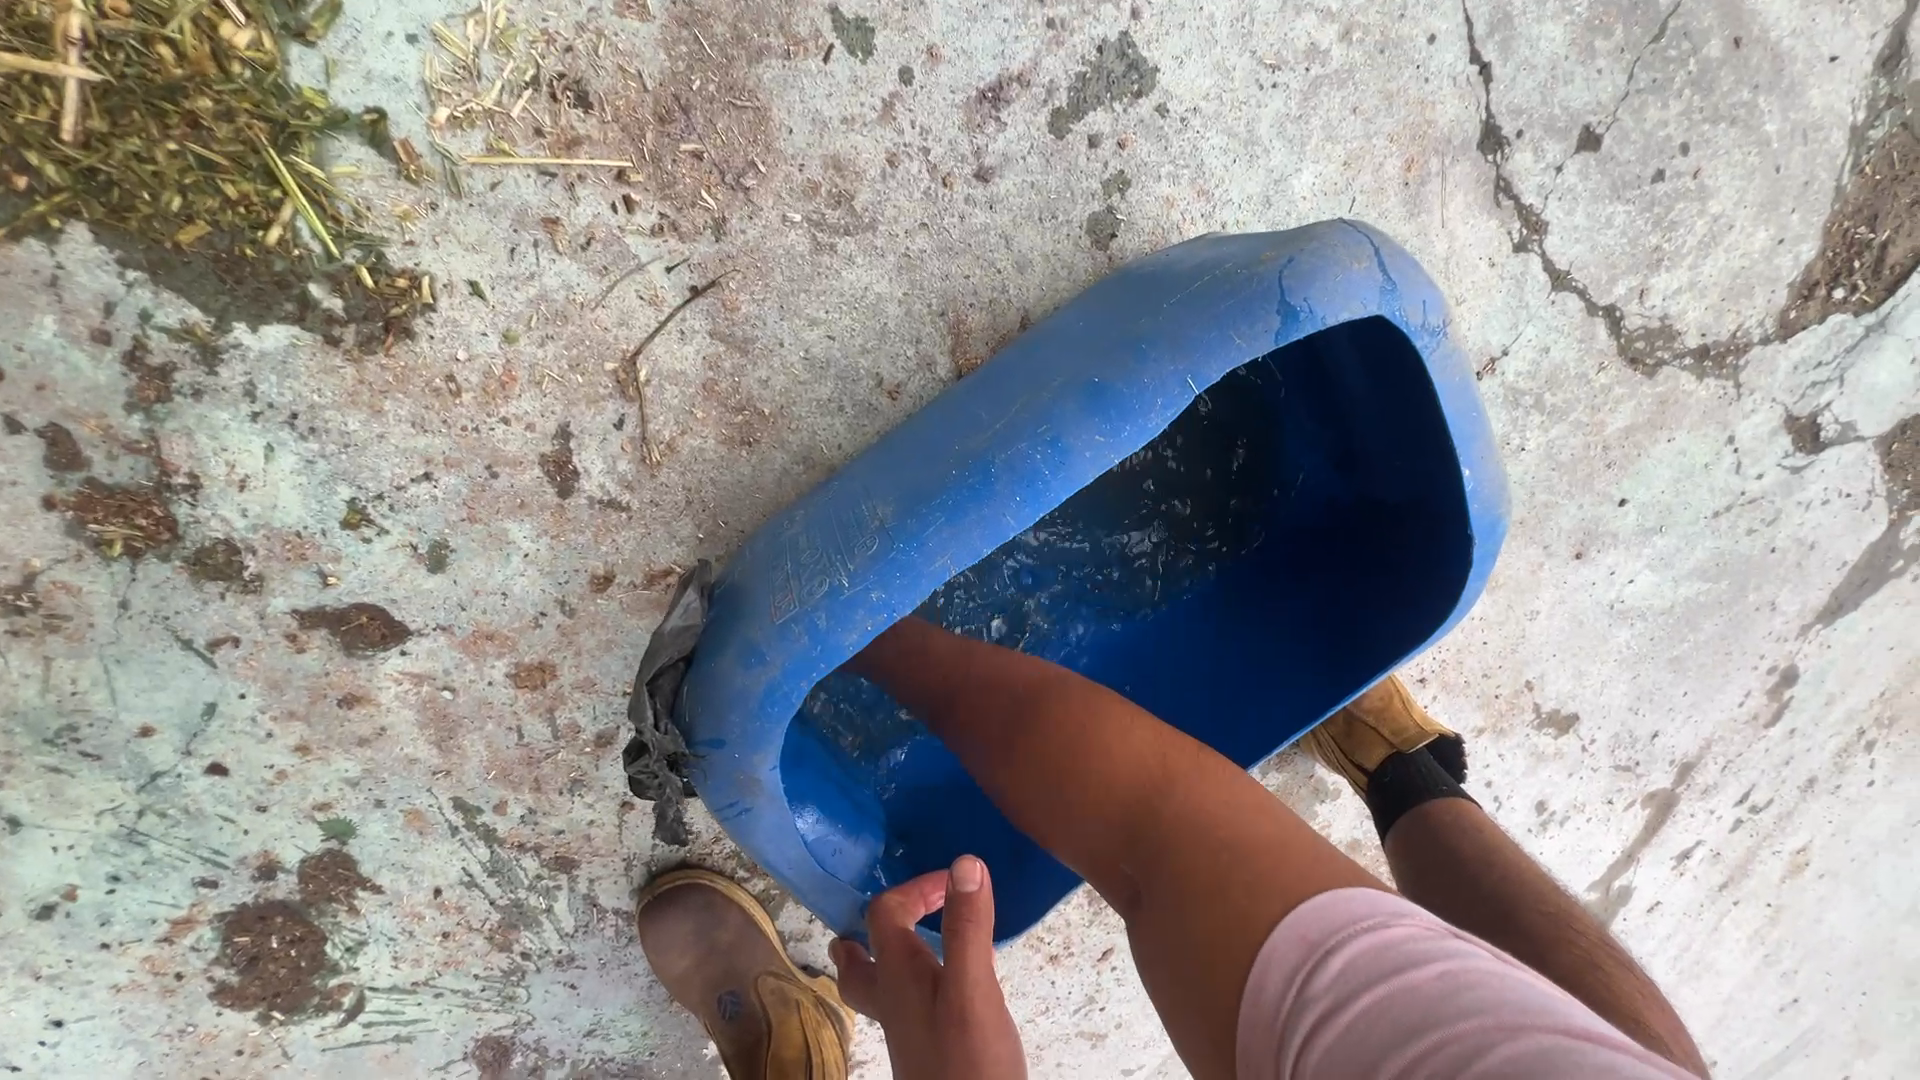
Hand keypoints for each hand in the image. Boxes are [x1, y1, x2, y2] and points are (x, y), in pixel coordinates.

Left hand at [829, 855, 1027, 1079]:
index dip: (914, 886)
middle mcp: (893, 999)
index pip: (885, 912)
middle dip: (875, 926)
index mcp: (897, 975)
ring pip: (880, 983)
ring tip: (916, 936)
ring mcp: (907, 1028)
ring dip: (890, 951)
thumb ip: (967, 926)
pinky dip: (919, 977)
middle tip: (905, 907)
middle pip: (860, 958)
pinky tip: (949, 982)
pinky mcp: (928, 1048)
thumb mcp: (973, 987)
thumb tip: (964, 862)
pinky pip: (909, 1000)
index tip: (954, 880)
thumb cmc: (970, 1061)